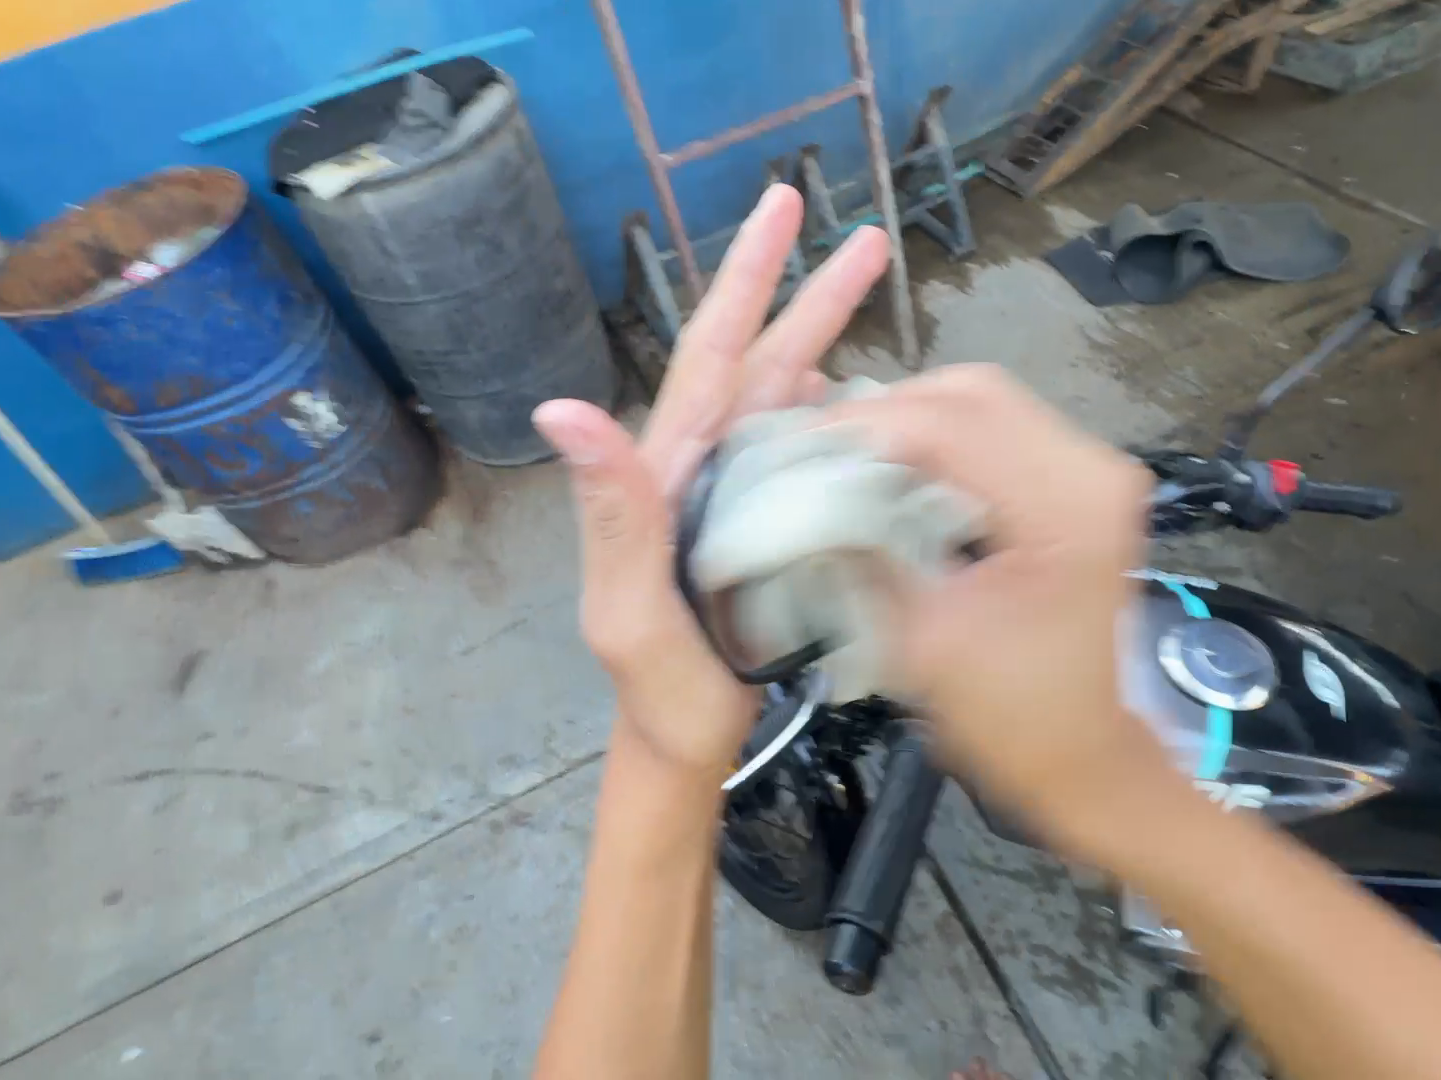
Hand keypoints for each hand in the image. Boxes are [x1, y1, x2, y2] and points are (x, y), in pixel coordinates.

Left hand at [534, 185, 890, 778]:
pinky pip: (806, 456)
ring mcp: (739, 496)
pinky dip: (839, 418)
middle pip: (760, 365)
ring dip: (831, 346)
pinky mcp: (769, 527)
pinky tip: (868, 401)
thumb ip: (610, 514)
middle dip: (810, 298)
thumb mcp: (628, 607)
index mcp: (670, 472)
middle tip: (868, 243)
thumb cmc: (658, 687)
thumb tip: (562, 406)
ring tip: (878, 303)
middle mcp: (706, 469)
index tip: (785, 209)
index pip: (709, 359)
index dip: (746, 282)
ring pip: (789, 403)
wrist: (685, 737)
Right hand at [831, 365, 1179, 855]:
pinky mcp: (1076, 485)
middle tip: (818, 448)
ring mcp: (1091, 471)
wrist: (1086, 760)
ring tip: (846, 456)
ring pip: (981, 402)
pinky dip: (935, 440)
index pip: (947, 425)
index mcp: (1064, 507)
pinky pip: (995, 431)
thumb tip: (804, 495)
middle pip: (970, 393)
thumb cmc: (1010, 719)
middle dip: (883, 413)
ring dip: (907, 421)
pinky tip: (891, 469)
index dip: (859, 428)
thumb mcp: (920, 641)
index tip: (792, 445)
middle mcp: (1091, 469)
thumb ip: (863, 554)